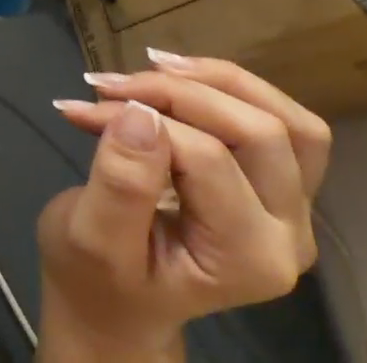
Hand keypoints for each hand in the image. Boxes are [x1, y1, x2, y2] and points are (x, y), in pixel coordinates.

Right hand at [36, 51, 330, 360]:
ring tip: (150, 64)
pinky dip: (230, 90)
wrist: (112, 303)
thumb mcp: (91, 237)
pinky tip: (175, 76)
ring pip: (289, 123)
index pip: (206, 157)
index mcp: (247, 255)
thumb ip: (120, 183)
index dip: (138, 120)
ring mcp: (289, 212)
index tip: (77, 109)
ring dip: (218, 81)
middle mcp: (287, 234)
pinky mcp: (274, 190)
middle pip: (265, 133)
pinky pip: (280, 126)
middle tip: (107, 84)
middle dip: (179, 92)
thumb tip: (138, 114)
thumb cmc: (93, 275)